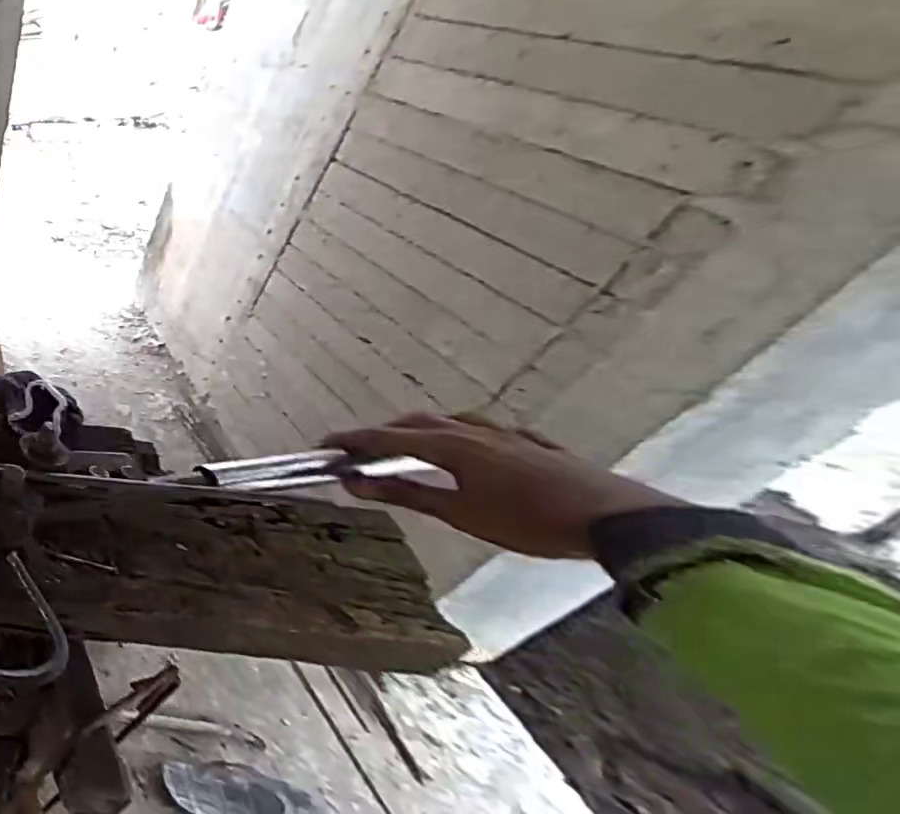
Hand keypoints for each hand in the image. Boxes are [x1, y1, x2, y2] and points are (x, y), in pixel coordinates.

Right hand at [324, 412, 686, 558]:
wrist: (617, 520)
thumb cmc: (529, 521)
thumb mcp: (460, 514)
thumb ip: (406, 495)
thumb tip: (354, 483)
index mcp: (449, 445)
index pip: (386, 438)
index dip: (353, 440)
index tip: (325, 444)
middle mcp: (472, 431)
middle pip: (417, 423)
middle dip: (386, 432)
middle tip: (365, 448)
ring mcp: (508, 435)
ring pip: (454, 422)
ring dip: (427, 429)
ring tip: (417, 443)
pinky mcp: (537, 446)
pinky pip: (493, 433)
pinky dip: (470, 437)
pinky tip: (480, 449)